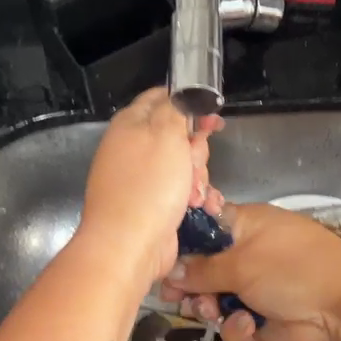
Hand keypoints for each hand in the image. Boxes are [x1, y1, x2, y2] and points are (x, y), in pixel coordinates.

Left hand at [76, 88, 221, 285]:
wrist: (129, 245)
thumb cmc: (148, 186)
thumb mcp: (166, 134)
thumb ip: (176, 108)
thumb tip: (183, 95)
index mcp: (131, 124)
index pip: (162, 98)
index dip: (190, 104)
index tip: (212, 118)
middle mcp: (133, 147)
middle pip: (178, 134)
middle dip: (196, 150)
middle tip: (194, 163)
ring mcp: (142, 177)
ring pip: (184, 165)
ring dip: (197, 178)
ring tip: (194, 194)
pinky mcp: (151, 203)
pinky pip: (180, 190)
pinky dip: (193, 197)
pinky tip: (198, 206)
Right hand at [159, 203, 340, 340]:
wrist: (340, 308)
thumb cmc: (291, 269)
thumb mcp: (240, 262)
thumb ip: (201, 269)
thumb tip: (171, 271)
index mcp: (245, 224)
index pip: (203, 227)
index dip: (181, 244)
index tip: (161, 261)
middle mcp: (247, 252)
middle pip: (202, 267)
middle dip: (189, 284)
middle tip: (174, 298)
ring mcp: (254, 286)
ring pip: (213, 298)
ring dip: (210, 307)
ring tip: (212, 311)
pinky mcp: (260, 317)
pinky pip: (233, 321)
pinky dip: (237, 325)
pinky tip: (247, 325)